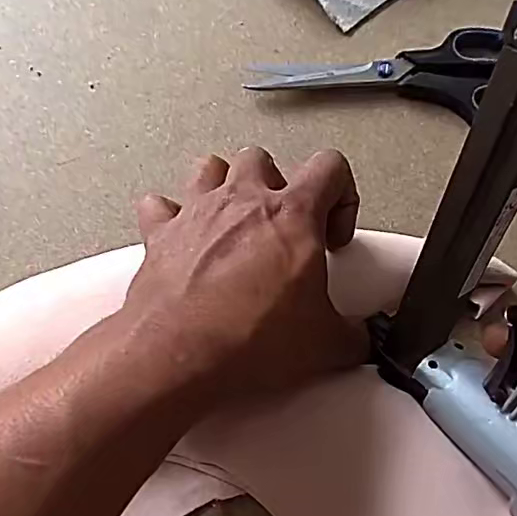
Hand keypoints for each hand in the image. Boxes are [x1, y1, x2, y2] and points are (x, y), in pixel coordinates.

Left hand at [119, 147, 366, 400]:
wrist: (181, 356)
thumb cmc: (244, 339)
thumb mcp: (325, 346)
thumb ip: (352, 335)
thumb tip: (357, 340)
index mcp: (292, 215)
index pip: (330, 167)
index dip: (341, 196)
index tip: (332, 235)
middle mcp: (241, 202)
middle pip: (263, 160)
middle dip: (276, 187)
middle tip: (283, 228)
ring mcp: (196, 214)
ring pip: (210, 167)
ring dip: (224, 186)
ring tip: (235, 220)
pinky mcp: (160, 237)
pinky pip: (158, 206)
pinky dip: (169, 217)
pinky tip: (181, 238)